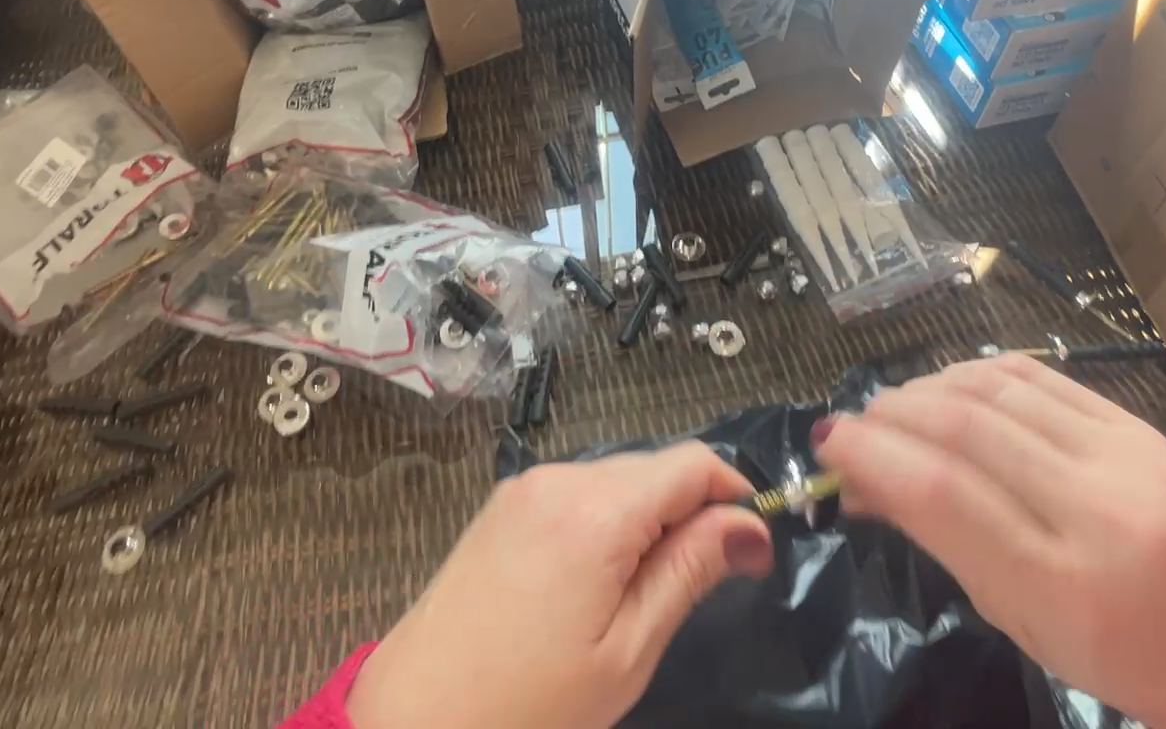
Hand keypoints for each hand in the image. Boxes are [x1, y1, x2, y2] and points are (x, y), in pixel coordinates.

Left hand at [346, 442, 774, 728]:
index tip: (753, 544)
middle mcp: (558, 476)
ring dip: (646, 516)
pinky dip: (605, 518)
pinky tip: (594, 576)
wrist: (412, 717)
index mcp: (596, 508)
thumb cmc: (530, 702)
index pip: (690, 462)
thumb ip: (689, 571)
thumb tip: (750, 526)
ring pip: (615, 477)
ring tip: (642, 589)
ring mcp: (524, 485)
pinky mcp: (502, 503)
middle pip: (652, 467)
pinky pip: (576, 491)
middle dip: (690, 509)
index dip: (733, 492)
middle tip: (701, 581)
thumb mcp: (627, 648)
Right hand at [814, 356, 1165, 728]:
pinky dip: (969, 373)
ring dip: (922, 389)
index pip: (941, 493)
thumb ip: (933, 535)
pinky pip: (1031, 375)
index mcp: (1063, 584)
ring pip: (991, 390)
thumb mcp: (1012, 613)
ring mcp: (1125, 457)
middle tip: (854, 424)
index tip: (829, 442)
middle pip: (961, 428)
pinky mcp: (1136, 424)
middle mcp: (1098, 511)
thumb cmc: (1112, 651)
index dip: (869, 454)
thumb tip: (853, 478)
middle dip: (888, 414)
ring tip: (894, 408)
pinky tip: (945, 388)